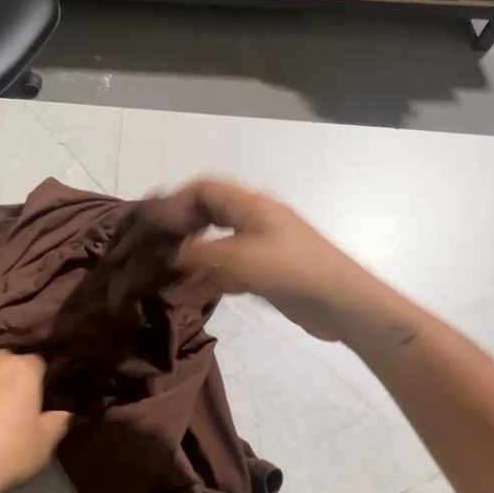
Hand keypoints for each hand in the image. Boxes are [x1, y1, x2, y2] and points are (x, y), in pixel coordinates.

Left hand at [0, 352, 69, 492]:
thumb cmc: (1, 457)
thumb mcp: (43, 446)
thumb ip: (58, 422)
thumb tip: (65, 412)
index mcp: (21, 368)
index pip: (39, 364)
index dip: (40, 383)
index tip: (38, 405)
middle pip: (6, 363)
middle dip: (11, 380)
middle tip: (11, 412)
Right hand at [149, 178, 381, 342]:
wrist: (343, 303)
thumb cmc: (292, 271)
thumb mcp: (239, 259)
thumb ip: (199, 253)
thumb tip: (170, 254)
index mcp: (251, 205)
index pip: (204, 189)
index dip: (175, 200)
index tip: (151, 220)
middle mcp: (255, 219)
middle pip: (210, 210)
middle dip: (180, 222)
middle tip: (154, 240)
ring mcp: (263, 245)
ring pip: (218, 239)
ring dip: (193, 249)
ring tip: (166, 264)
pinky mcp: (268, 270)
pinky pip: (229, 264)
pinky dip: (209, 271)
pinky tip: (193, 288)